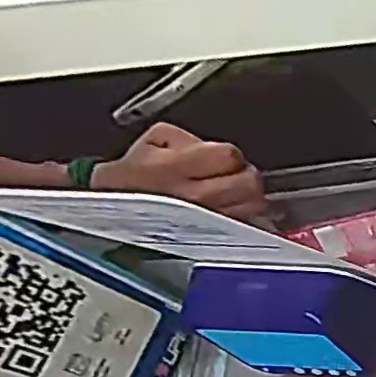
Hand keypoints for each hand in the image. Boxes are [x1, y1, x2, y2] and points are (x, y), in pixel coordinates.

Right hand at [93, 122, 270, 220]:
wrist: (120, 213)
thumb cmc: (136, 179)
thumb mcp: (153, 141)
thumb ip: (189, 138)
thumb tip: (215, 147)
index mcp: (176, 168)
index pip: (230, 156)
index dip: (230, 154)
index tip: (223, 158)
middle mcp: (196, 198)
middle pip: (250, 183)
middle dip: (246, 176)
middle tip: (235, 177)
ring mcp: (210, 222)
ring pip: (255, 206)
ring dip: (250, 198)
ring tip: (232, 195)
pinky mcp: (219, 239)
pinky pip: (251, 227)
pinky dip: (251, 218)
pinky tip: (235, 211)